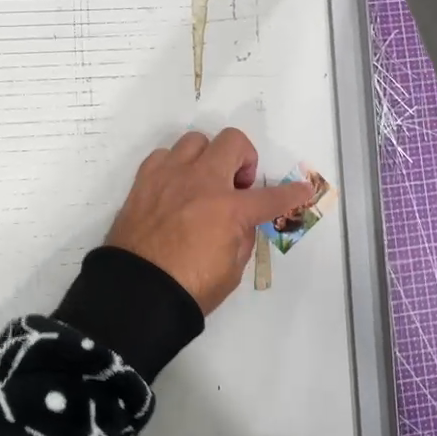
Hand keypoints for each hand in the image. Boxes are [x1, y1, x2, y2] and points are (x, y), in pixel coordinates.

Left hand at [105, 129, 315, 314]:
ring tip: (204, 183)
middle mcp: (201, 183)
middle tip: (238, 186)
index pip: (271, 196)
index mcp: (229, 209)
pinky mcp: (144, 181)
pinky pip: (164, 156)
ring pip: (196, 140)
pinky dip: (175, 167)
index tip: (302, 190)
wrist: (134, 295)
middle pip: (233, 142)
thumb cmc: (189, 289)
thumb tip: (240, 221)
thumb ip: (241, 237)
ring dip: (207, 158)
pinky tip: (176, 189)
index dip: (291, 194)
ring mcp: (170, 177)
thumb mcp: (231, 270)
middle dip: (244, 159)